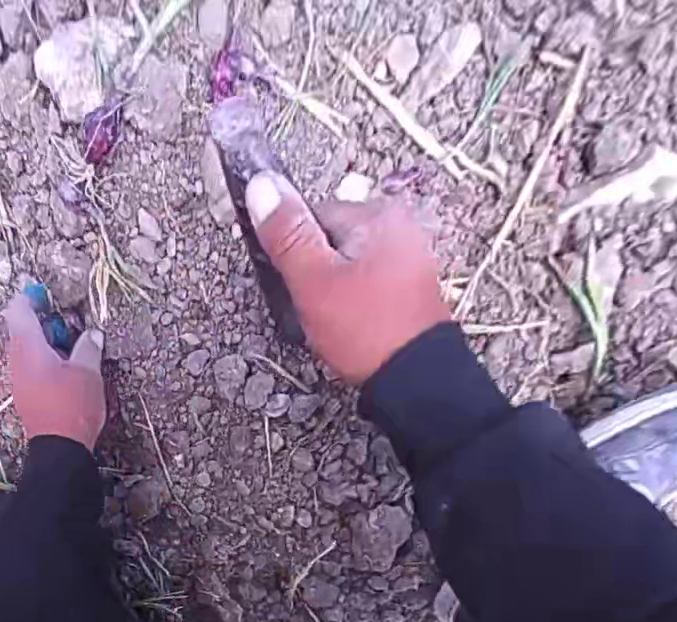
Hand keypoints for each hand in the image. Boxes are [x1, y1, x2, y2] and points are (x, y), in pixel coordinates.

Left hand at [2, 291, 105, 449]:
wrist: (60, 449)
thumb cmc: (72, 406)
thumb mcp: (87, 372)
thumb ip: (89, 348)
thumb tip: (92, 334)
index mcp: (28, 347)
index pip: (18, 309)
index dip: (31, 297)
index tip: (46, 294)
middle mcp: (17, 360)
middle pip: (23, 330)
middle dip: (46, 323)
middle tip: (70, 324)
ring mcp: (19, 379)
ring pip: (29, 350)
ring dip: (49, 344)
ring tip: (74, 350)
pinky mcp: (27, 395)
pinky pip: (33, 368)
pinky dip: (48, 362)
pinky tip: (68, 371)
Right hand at [245, 172, 449, 384]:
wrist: (415, 380)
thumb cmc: (369, 332)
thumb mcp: (313, 280)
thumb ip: (287, 234)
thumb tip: (261, 186)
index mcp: (378, 215)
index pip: (312, 215)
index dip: (294, 253)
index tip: (294, 282)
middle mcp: (400, 230)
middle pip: (332, 243)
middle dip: (317, 275)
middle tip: (319, 308)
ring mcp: (409, 261)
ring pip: (348, 269)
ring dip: (335, 294)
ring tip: (337, 323)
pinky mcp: (410, 292)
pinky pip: (368, 288)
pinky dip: (356, 306)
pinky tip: (354, 328)